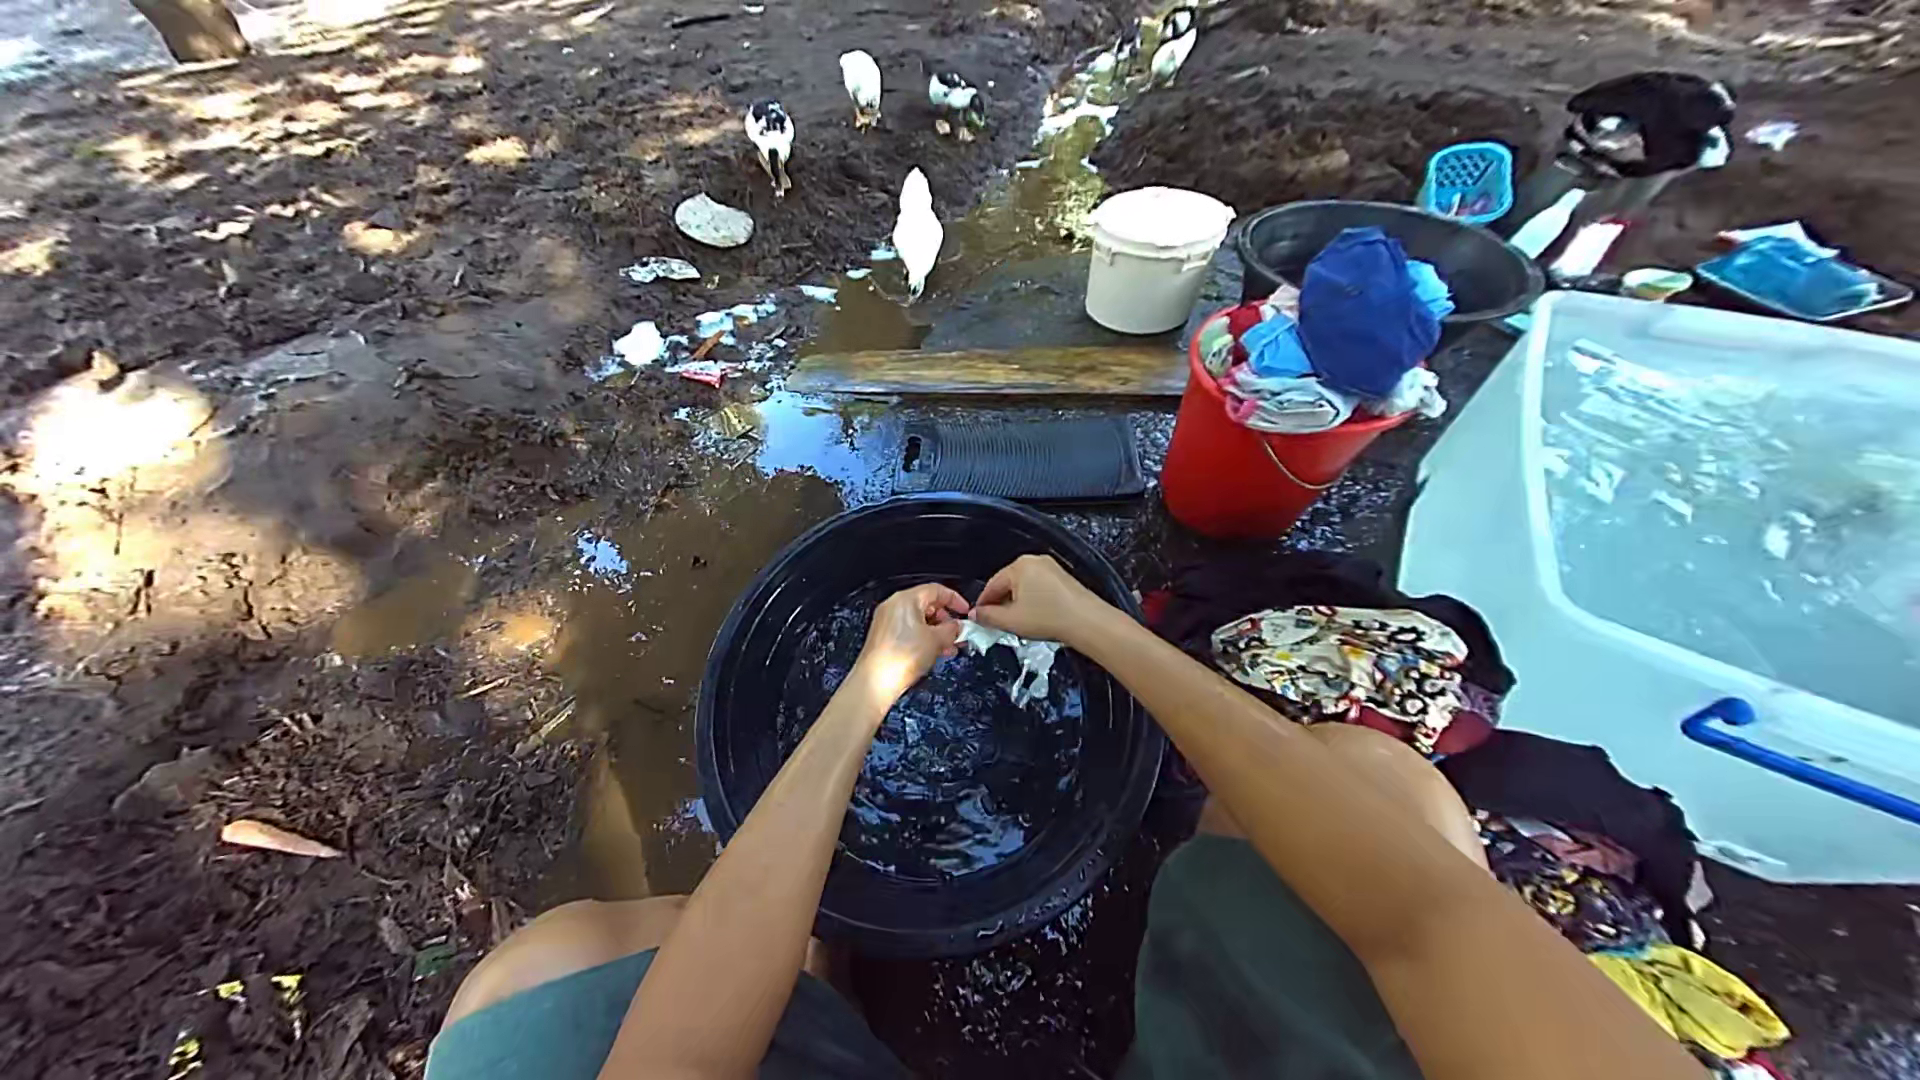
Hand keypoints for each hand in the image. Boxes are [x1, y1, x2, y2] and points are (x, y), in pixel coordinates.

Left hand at [850, 582, 970, 706]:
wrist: (877, 681)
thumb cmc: (900, 658)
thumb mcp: (937, 640)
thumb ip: (952, 629)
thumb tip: (957, 627)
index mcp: (905, 599)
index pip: (936, 590)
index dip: (954, 599)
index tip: (964, 610)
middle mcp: (894, 606)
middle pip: (927, 604)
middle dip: (946, 619)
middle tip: (958, 631)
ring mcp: (887, 621)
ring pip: (919, 619)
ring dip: (937, 631)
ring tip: (948, 645)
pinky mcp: (884, 637)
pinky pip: (909, 630)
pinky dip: (923, 637)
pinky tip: (934, 651)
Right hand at [971, 554, 1109, 645]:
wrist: (1087, 622)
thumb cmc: (1053, 617)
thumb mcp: (1011, 620)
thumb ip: (988, 617)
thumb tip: (977, 615)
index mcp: (1020, 566)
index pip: (992, 585)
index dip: (983, 604)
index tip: (978, 616)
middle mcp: (1035, 562)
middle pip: (1008, 584)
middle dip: (1001, 603)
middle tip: (995, 623)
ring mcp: (1051, 569)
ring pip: (1024, 587)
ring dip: (1017, 604)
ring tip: (1017, 623)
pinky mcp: (1062, 580)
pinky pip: (1039, 588)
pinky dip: (1032, 602)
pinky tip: (1034, 618)